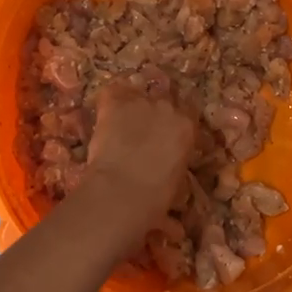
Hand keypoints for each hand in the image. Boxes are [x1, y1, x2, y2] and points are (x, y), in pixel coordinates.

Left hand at [83, 82, 193, 222]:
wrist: (122, 191)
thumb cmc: (155, 198)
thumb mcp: (176, 180)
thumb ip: (175, 162)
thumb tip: (167, 166)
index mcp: (186, 127)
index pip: (187, 113)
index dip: (175, 123)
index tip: (167, 134)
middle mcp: (167, 107)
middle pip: (162, 102)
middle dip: (154, 115)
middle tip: (142, 134)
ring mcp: (140, 101)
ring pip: (136, 95)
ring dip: (131, 108)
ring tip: (119, 125)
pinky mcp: (115, 101)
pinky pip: (112, 93)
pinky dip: (108, 101)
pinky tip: (103, 115)